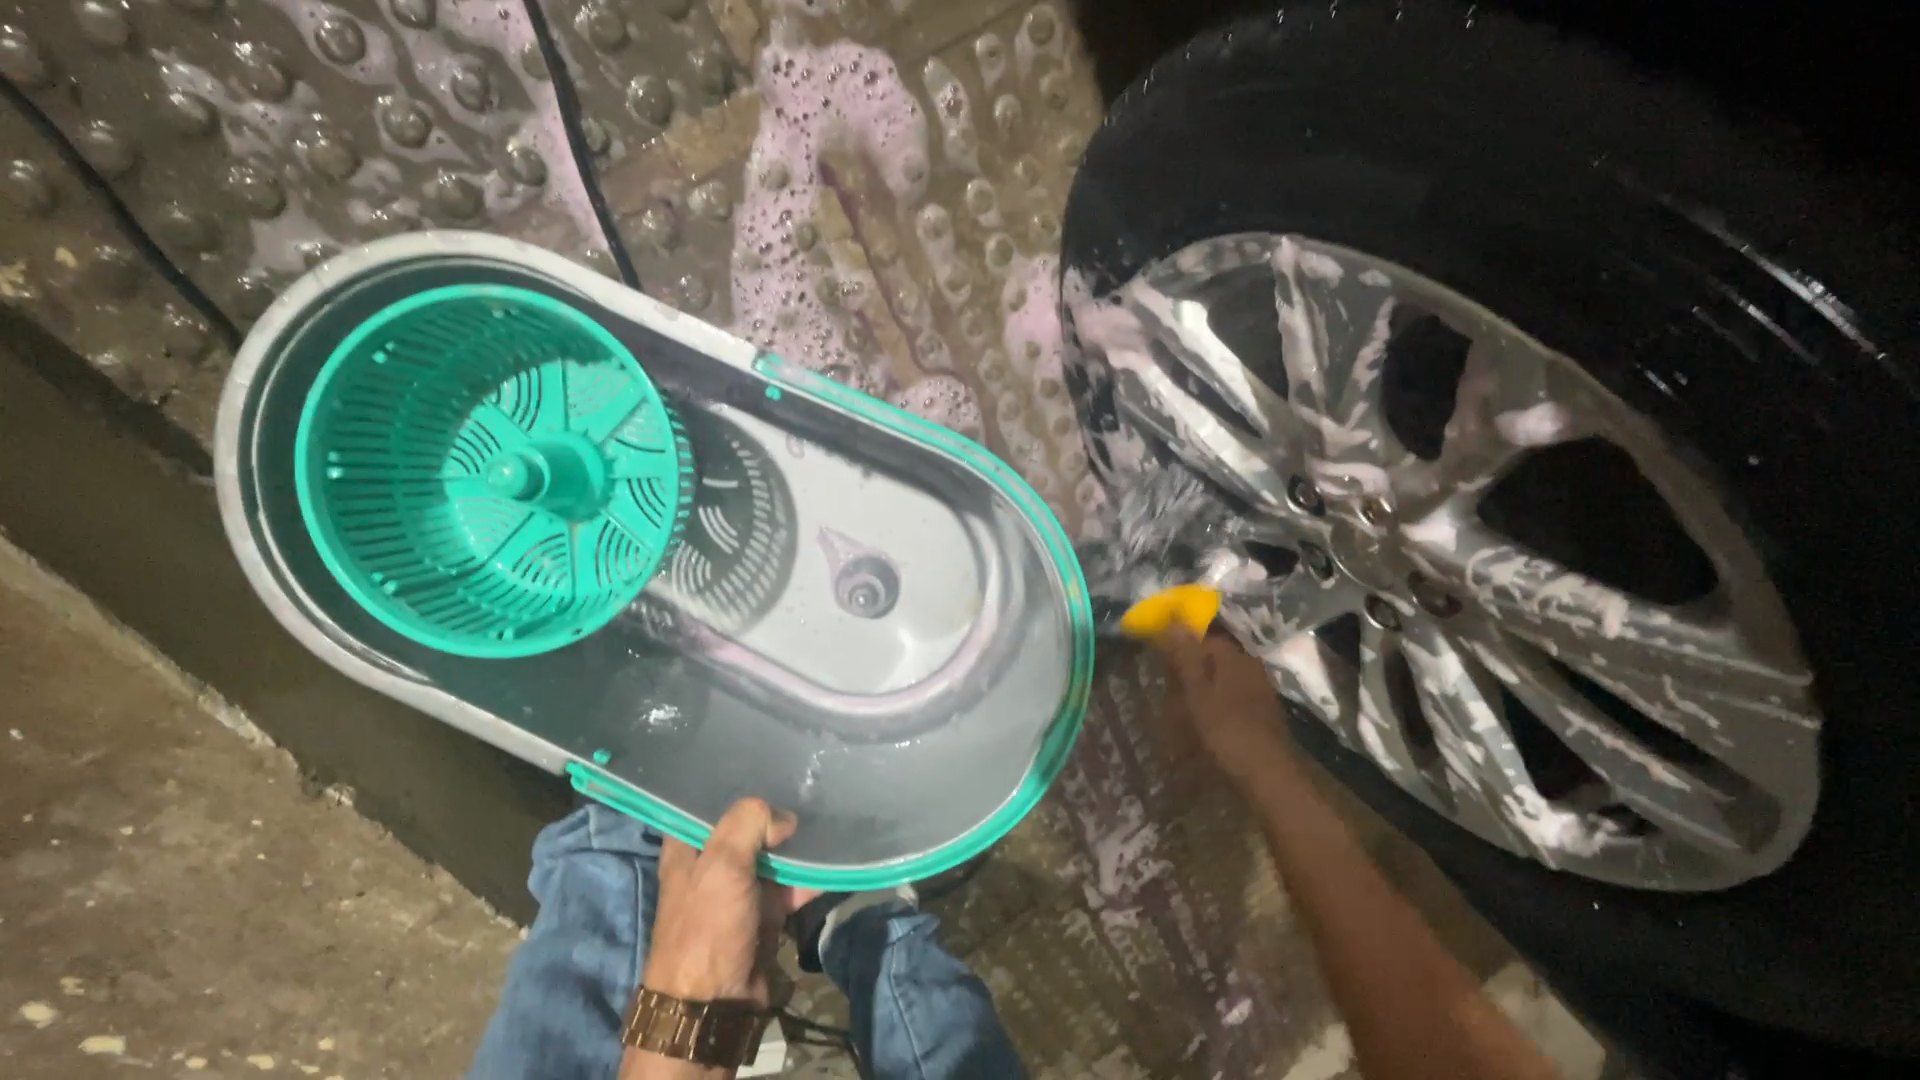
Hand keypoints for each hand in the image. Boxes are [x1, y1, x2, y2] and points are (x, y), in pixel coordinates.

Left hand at [643, 798, 820, 1007]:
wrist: (715, 1003)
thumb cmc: (707, 925)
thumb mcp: (722, 862)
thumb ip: (751, 822)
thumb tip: (786, 821)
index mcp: (688, 845)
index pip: (710, 800)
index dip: (739, 784)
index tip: (773, 767)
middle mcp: (712, 861)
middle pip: (749, 825)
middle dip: (778, 811)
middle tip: (813, 786)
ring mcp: (740, 888)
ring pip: (775, 853)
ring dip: (800, 843)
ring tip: (832, 815)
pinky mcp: (766, 911)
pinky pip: (793, 883)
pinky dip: (813, 874)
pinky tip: (836, 857)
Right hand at [1154, 628, 1298, 786]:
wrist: (1268, 773)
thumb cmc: (1226, 729)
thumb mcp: (1197, 692)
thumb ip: (1186, 657)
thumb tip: (1175, 619)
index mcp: (1234, 657)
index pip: (1203, 639)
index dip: (1180, 649)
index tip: (1162, 667)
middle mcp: (1250, 666)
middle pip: (1213, 660)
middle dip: (1190, 674)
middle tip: (1169, 696)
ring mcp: (1260, 690)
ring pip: (1222, 681)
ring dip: (1202, 693)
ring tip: (1183, 716)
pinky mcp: (1263, 713)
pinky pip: (1233, 701)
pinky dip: (1216, 709)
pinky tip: (1206, 727)